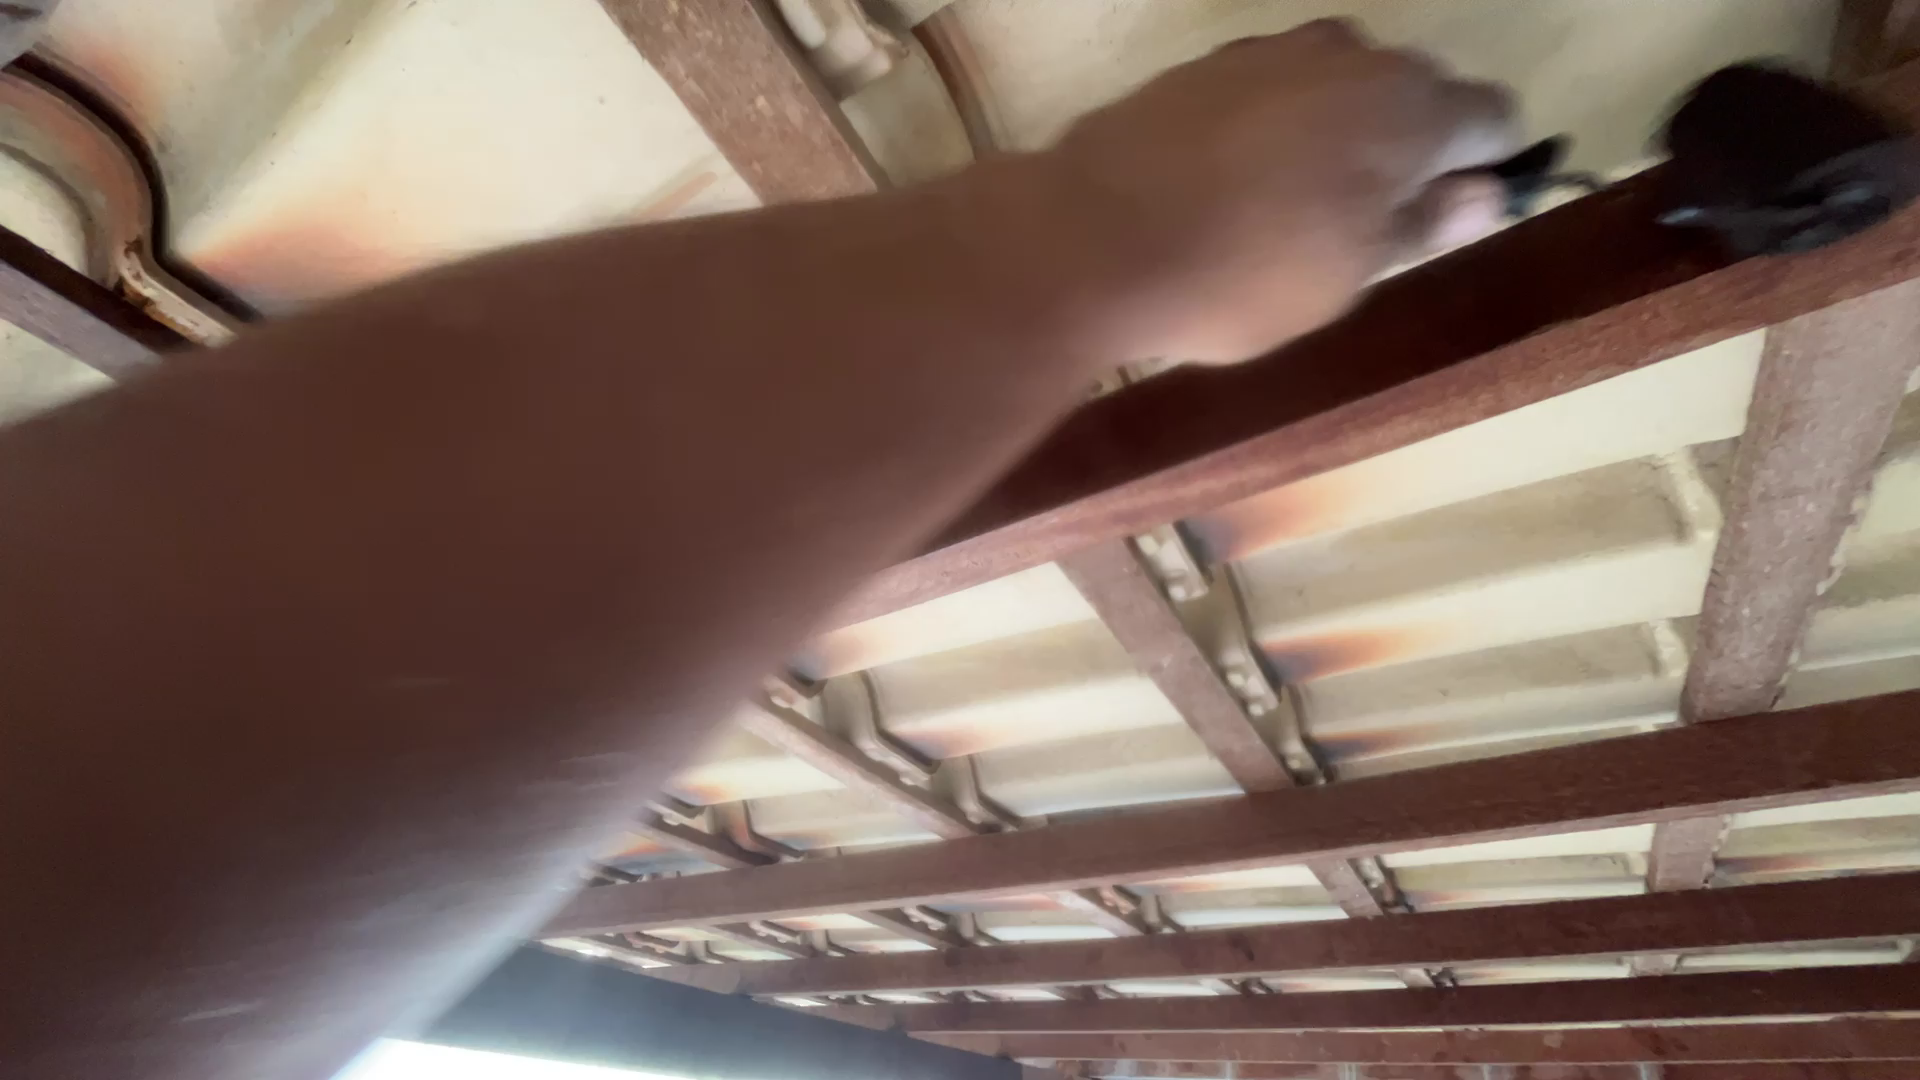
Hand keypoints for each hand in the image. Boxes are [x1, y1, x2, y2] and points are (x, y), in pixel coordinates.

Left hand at [1037, 19, 1519, 364]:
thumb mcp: (1340, 279)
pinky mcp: (1195, 69)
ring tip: (1272, 210)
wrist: (1095, 239)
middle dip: (1393, 151)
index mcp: (1408, 108)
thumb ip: (1417, 228)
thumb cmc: (1235, 280)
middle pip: (1403, 95)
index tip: (1442, 215)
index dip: (1477, 168)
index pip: (1485, 120)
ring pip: (1325, 90)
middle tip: (1346, 227)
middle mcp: (1346, 56)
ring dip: (1322, 137)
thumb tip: (1486, 192)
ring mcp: (1263, 53)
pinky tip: (1218, 185)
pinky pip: (1255, 98)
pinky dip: (1257, 133)